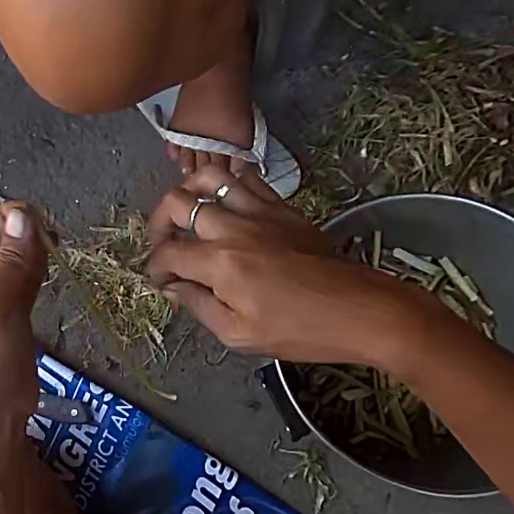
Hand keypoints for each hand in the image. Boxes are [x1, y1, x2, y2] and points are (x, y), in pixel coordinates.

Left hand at [0, 202, 48, 439]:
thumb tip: (22, 215)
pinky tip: (52, 273)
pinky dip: (38, 277)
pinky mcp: (12, 323)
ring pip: (16, 267)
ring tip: (59, 254)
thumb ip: (11, 263)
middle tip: (58, 244)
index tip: (49, 228)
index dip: (16, 223)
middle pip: (2, 247)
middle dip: (29, 238)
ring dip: (36, 256)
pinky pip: (24, 288)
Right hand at [145, 168, 448, 367]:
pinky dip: (228, 183)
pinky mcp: (283, 208)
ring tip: (187, 212)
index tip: (159, 282)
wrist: (359, 310)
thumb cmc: (300, 331)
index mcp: (221, 264)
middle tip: (161, 244)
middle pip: (179, 203)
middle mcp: (235, 228)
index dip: (154, 268)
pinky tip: (225, 203)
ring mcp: (261, 212)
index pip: (169, 254)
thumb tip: (175, 289)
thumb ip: (200, 307)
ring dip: (189, 191)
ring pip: (212, 177)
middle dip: (158, 223)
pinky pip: (247, 179)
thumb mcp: (240, 335)